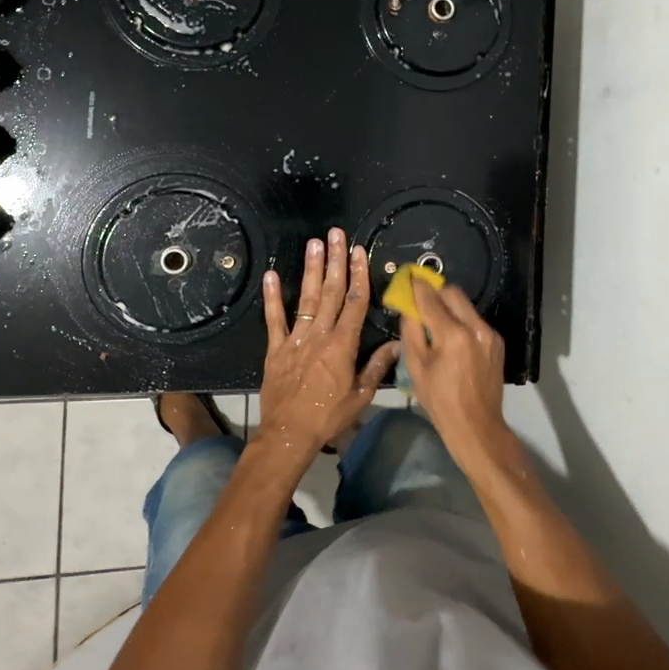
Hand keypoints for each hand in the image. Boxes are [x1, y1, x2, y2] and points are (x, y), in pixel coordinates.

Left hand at [256, 228, 399, 455]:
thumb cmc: (329, 416)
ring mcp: (296, 339)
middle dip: (335, 261)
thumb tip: (397, 343)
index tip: (359, 251)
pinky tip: (270, 275)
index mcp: (343, 344)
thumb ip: (377, 366)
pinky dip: (272, 297)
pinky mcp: (276, 349)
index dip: (358, 275)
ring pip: (305, 299)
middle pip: (331, 292)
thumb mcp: (361, 395)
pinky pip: (274, 319)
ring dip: (310, 270)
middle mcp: (320, 335)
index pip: (355, 303)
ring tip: (314, 244)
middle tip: (336, 234)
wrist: (289, 435)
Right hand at [397, 278, 508, 461]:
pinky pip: (475, 321)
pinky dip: (462, 322)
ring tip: (436, 324)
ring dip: (449, 307)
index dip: (417, 287)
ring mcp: (490, 334)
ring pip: (466, 306)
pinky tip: (453, 341)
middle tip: (421, 301)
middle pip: (453, 293)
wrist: (476, 425)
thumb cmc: (440, 400)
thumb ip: (411, 331)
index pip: (431, 299)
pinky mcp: (497, 342)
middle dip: (435, 293)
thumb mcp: (416, 367)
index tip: (409, 278)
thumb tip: (408, 307)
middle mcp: (475, 327)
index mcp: (453, 335)